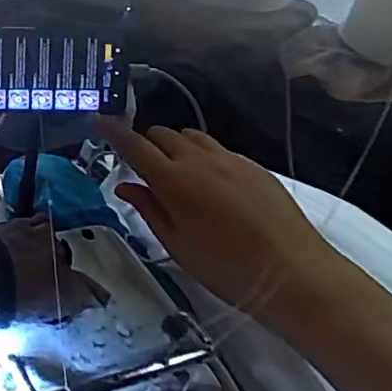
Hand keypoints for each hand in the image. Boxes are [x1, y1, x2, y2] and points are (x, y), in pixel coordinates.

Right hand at [99, 120, 350, 324]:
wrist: (291, 270)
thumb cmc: (227, 268)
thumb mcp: (178, 245)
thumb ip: (149, 210)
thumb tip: (126, 186)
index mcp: (173, 180)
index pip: (134, 146)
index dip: (114, 131)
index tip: (100, 120)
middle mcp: (198, 159)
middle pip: (162, 134)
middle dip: (146, 143)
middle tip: (144, 167)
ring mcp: (228, 157)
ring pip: (190, 136)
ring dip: (176, 146)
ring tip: (178, 174)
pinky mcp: (251, 163)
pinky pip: (216, 148)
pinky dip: (203, 155)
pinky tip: (212, 185)